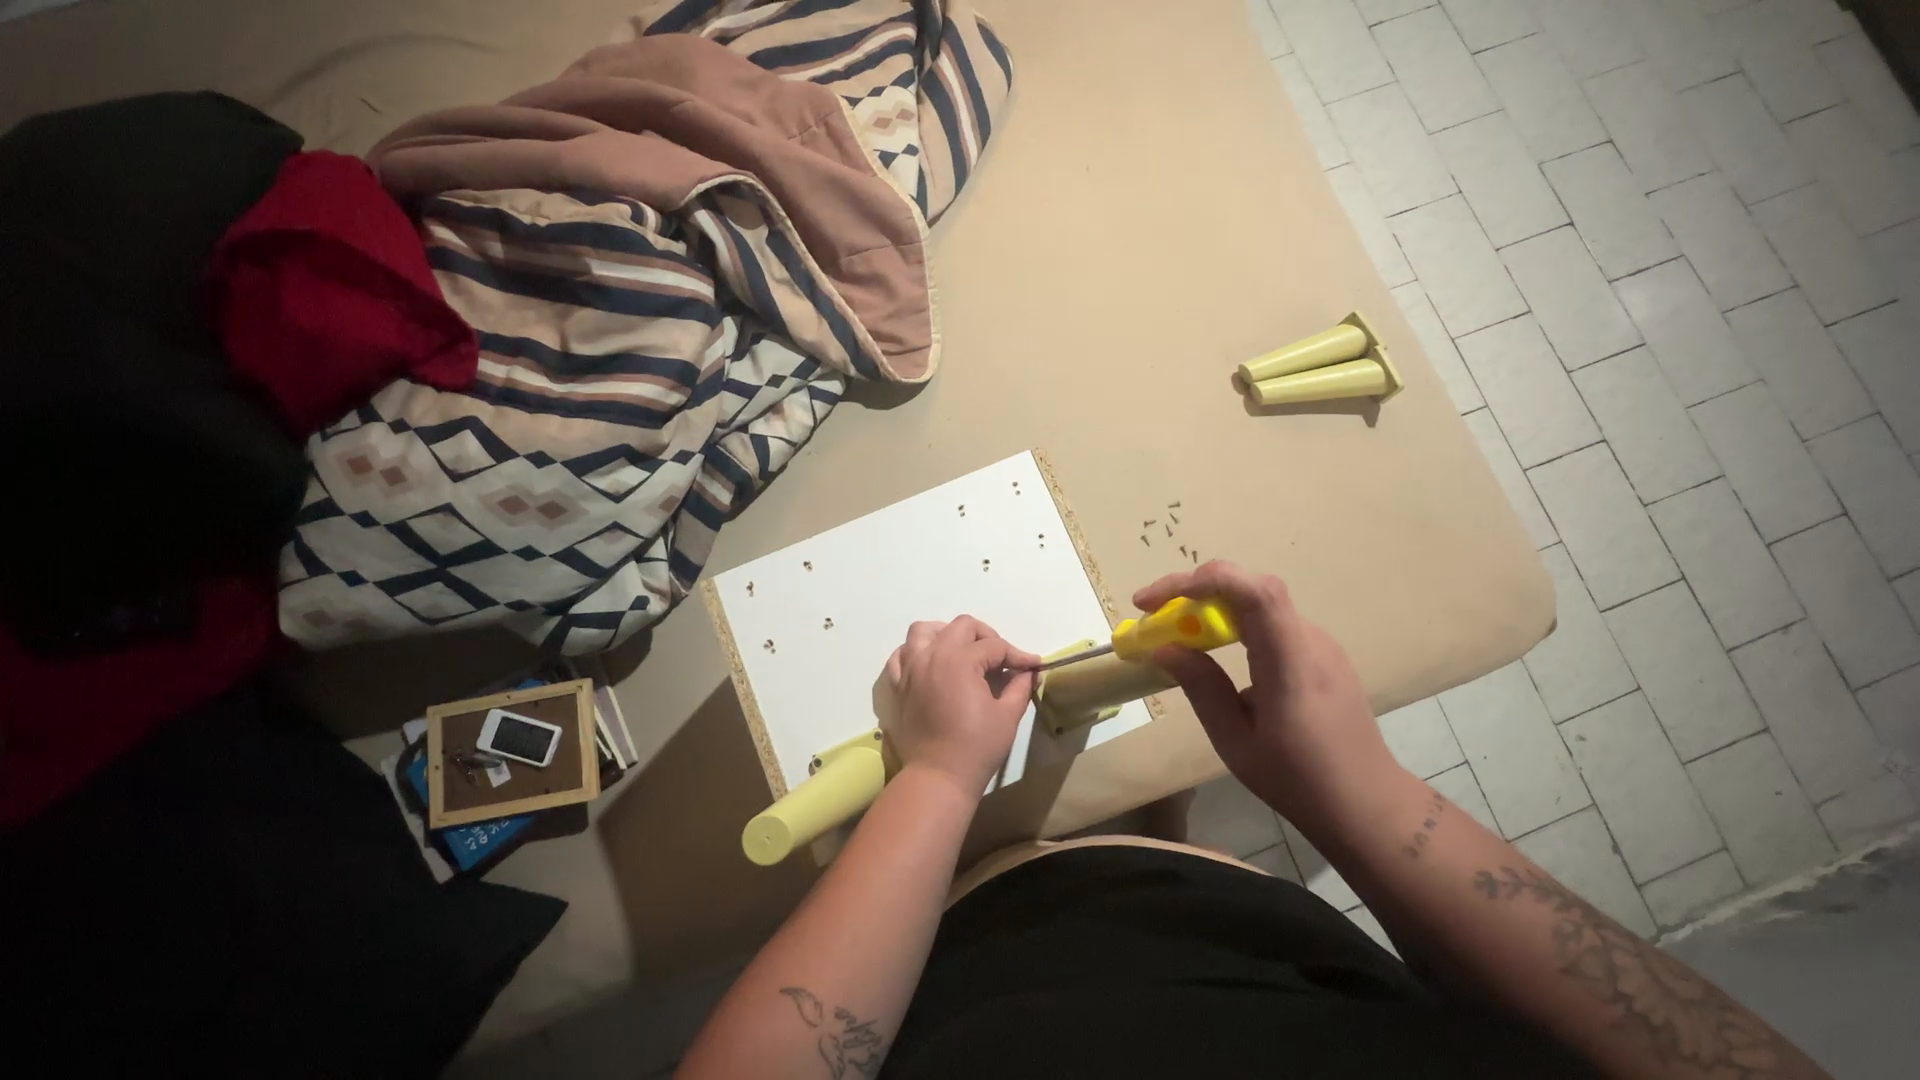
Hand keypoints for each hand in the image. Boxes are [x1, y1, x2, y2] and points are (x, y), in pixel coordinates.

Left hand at [879, 616, 1040, 795]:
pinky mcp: (897, 686)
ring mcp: (910, 669)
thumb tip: (1028, 672)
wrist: (938, 776)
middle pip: (961, 627)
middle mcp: (932, 656)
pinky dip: (915, 653)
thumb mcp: (1008, 716)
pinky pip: (900, 656)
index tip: (1032, 666)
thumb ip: (1019, 687)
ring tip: (961, 652)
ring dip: (945, 634)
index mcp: (960, 660)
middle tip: (999, 658)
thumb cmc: (977, 746)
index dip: (1017, 655)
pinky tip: (929, 665)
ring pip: (924, 631)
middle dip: (985, 637)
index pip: (994, 646)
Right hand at [1135, 561, 1396, 827]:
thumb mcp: (1236, 744)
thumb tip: (1165, 648)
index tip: (1153, 602)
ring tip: (1174, 630)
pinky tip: (1211, 648)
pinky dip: (1233, 620)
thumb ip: (1202, 689)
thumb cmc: (1298, 781)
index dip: (1201, 582)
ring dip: (1212, 604)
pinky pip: (1271, 621)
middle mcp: (1310, 641)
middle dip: (1195, 589)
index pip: (1254, 592)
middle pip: (1252, 587)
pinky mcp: (1321, 653)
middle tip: (1153, 613)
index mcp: (1291, 664)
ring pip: (1259, 601)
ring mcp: (1320, 644)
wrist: (1366, 801)